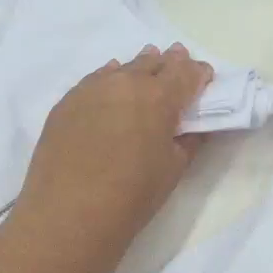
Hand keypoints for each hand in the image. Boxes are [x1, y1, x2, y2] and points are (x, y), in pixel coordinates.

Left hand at [19, 44, 213, 245]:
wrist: (68, 215)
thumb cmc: (131, 196)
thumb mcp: (173, 170)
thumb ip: (189, 140)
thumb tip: (193, 126)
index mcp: (159, 97)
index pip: (186, 73)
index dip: (198, 73)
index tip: (204, 75)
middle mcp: (127, 82)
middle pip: (154, 62)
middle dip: (170, 62)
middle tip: (178, 58)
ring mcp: (93, 88)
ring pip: (123, 67)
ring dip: (139, 67)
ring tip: (147, 63)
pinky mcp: (68, 101)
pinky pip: (95, 79)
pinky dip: (109, 78)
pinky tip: (110, 82)